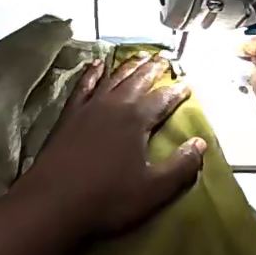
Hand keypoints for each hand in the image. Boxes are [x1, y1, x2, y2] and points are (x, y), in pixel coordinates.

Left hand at [13, 55, 205, 241]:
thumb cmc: (108, 198)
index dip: (177, 91)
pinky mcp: (69, 113)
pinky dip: (92, 73)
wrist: (55, 199)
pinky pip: (83, 85)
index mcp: (136, 120)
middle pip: (137, 80)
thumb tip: (200, 143)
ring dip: (128, 66)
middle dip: (153, 69)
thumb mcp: (153, 190)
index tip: (187, 84)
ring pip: (113, 78)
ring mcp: (89, 106)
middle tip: (164, 58)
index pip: (162, 99)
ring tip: (140, 55)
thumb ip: (180, 166)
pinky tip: (97, 64)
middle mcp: (114, 105)